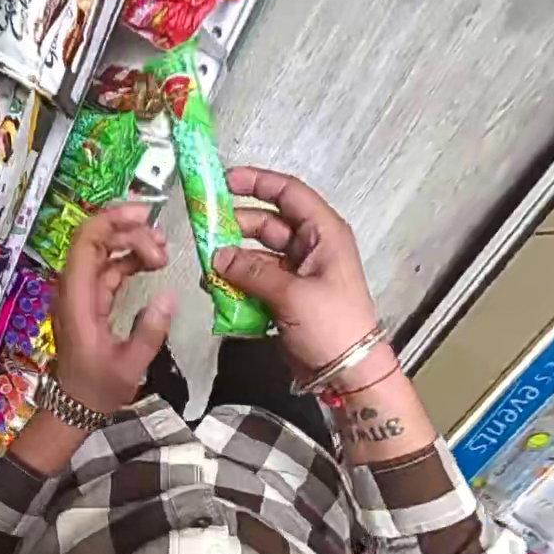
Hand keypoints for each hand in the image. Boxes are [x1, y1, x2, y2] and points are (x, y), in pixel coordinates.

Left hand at [53, 204, 177, 415]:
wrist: (76, 405)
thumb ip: (150, 331)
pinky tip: (150, 263)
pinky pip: (107, 270)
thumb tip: (169, 297)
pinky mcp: (90, 301)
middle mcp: (74, 289)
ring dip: (130, 244)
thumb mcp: (130, 365)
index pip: (86, 243)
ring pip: (102, 253)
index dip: (112, 221)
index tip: (144, 217)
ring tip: (161, 249)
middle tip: (161, 237)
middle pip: (94, 240)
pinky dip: (128, 261)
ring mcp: (81, 294)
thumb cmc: (98, 388)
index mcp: (77, 299)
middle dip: (126, 228)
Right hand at [211, 167, 377, 375]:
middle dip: (236, 227)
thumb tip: (218, 258)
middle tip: (205, 232)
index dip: (257, 182)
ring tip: (208, 267)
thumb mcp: (292, 295)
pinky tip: (218, 290)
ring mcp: (298, 275)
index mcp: (323, 234)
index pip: (288, 193)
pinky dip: (239, 286)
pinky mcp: (287, 300)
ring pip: (258, 257)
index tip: (224, 181)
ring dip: (233, 261)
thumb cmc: (332, 326)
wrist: (348, 373)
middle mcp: (310, 249)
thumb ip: (252, 272)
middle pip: (267, 225)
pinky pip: (258, 284)